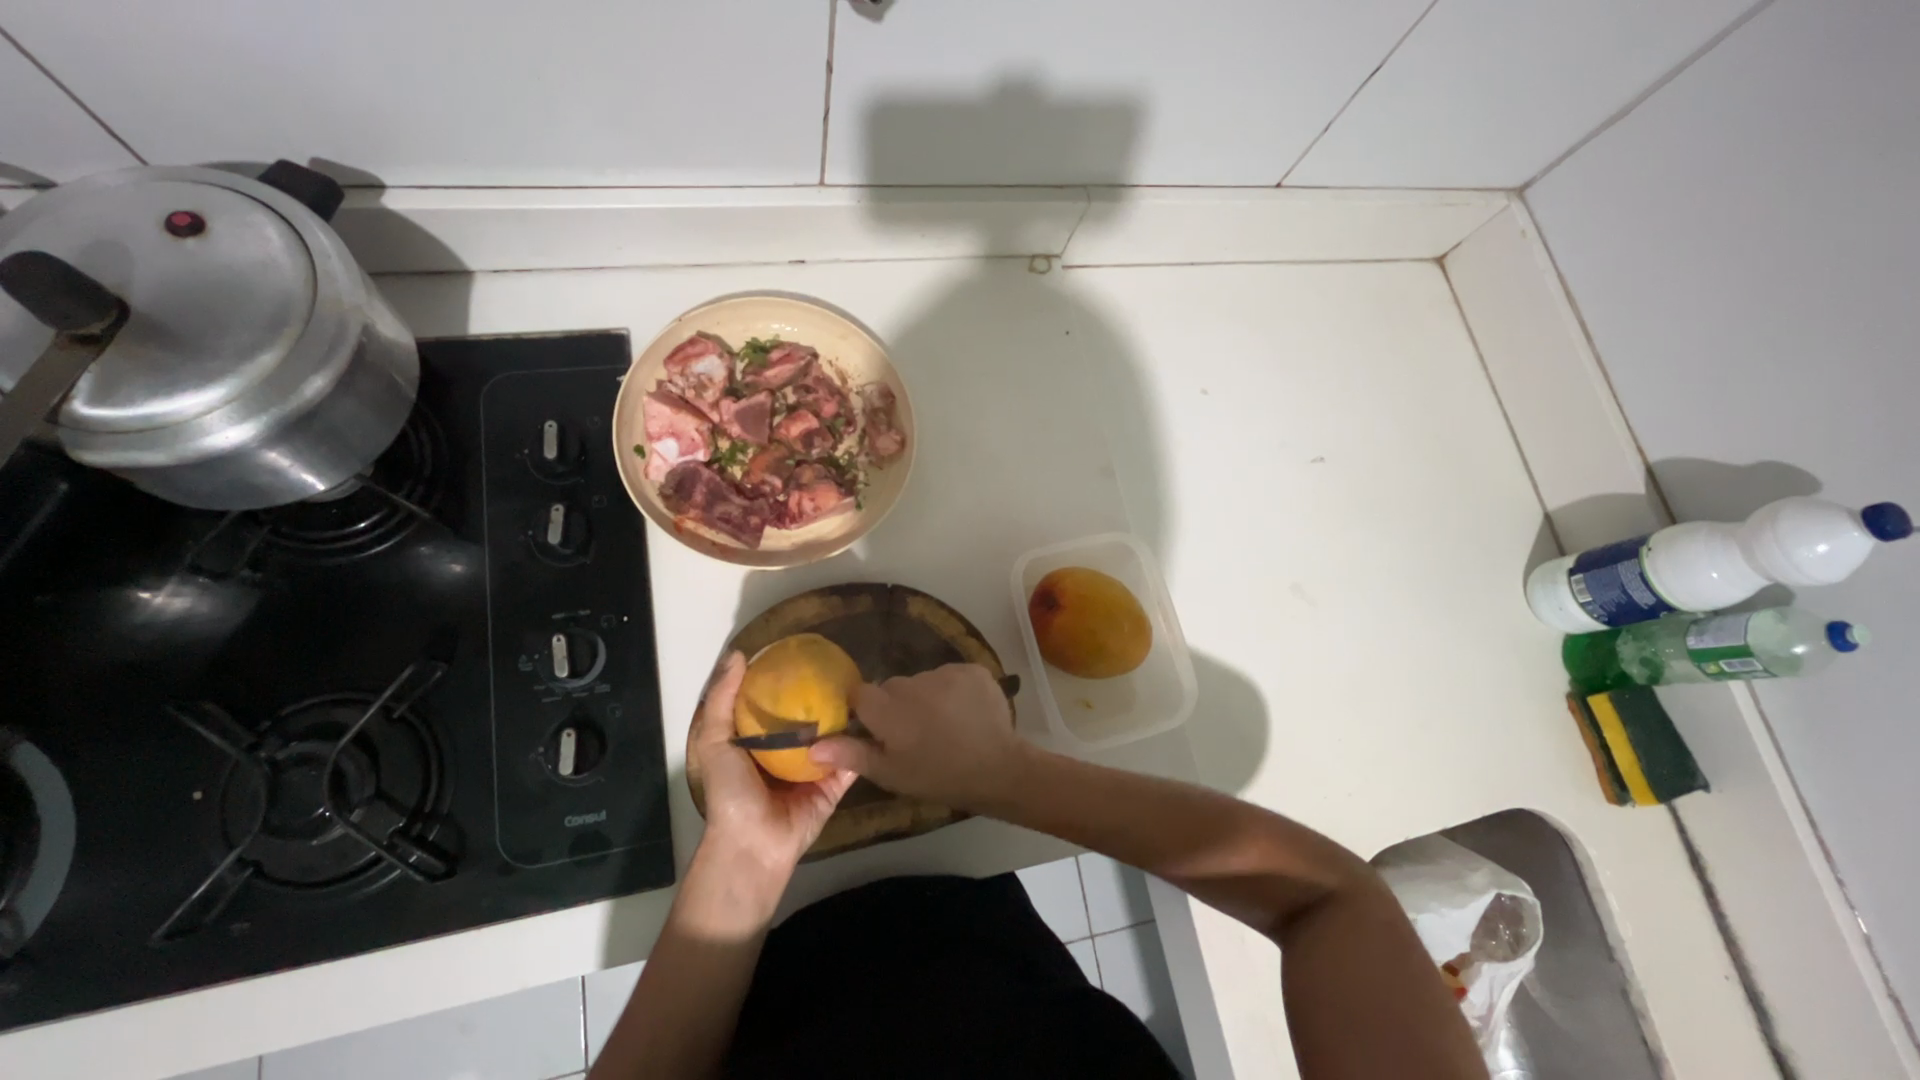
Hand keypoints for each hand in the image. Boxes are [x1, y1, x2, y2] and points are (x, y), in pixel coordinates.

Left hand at [689, 652, 855, 872]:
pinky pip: (851, 760)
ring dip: (847, 715)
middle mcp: (786, 750)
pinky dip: (862, 744)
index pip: (772, 701)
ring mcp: (813, 768)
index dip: (783, 677)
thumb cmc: (730, 792)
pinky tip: (878, 718)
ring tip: (867, 684)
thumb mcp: (713, 740)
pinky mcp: (835, 785)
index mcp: (756, 740)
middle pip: (807, 716)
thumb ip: (721, 699)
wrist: (752, 844)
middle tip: (841, 664)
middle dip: (821, 694)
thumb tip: (739, 654)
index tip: (801, 649)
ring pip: (834, 734)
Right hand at [809, 663, 1022, 809]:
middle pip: (894, 687)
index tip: (879, 728)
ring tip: (945, 726)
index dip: (868, 710)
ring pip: (924, 681)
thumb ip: (852, 753)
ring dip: (928, 698)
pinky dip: (955, 691)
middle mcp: (912, 683)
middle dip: (899, 705)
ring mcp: (945, 673)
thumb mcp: (891, 773)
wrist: (998, 770)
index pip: (861, 693)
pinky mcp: (972, 670)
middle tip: (915, 734)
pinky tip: (965, 714)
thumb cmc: (938, 777)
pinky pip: (952, 676)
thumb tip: (812, 744)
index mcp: (887, 708)